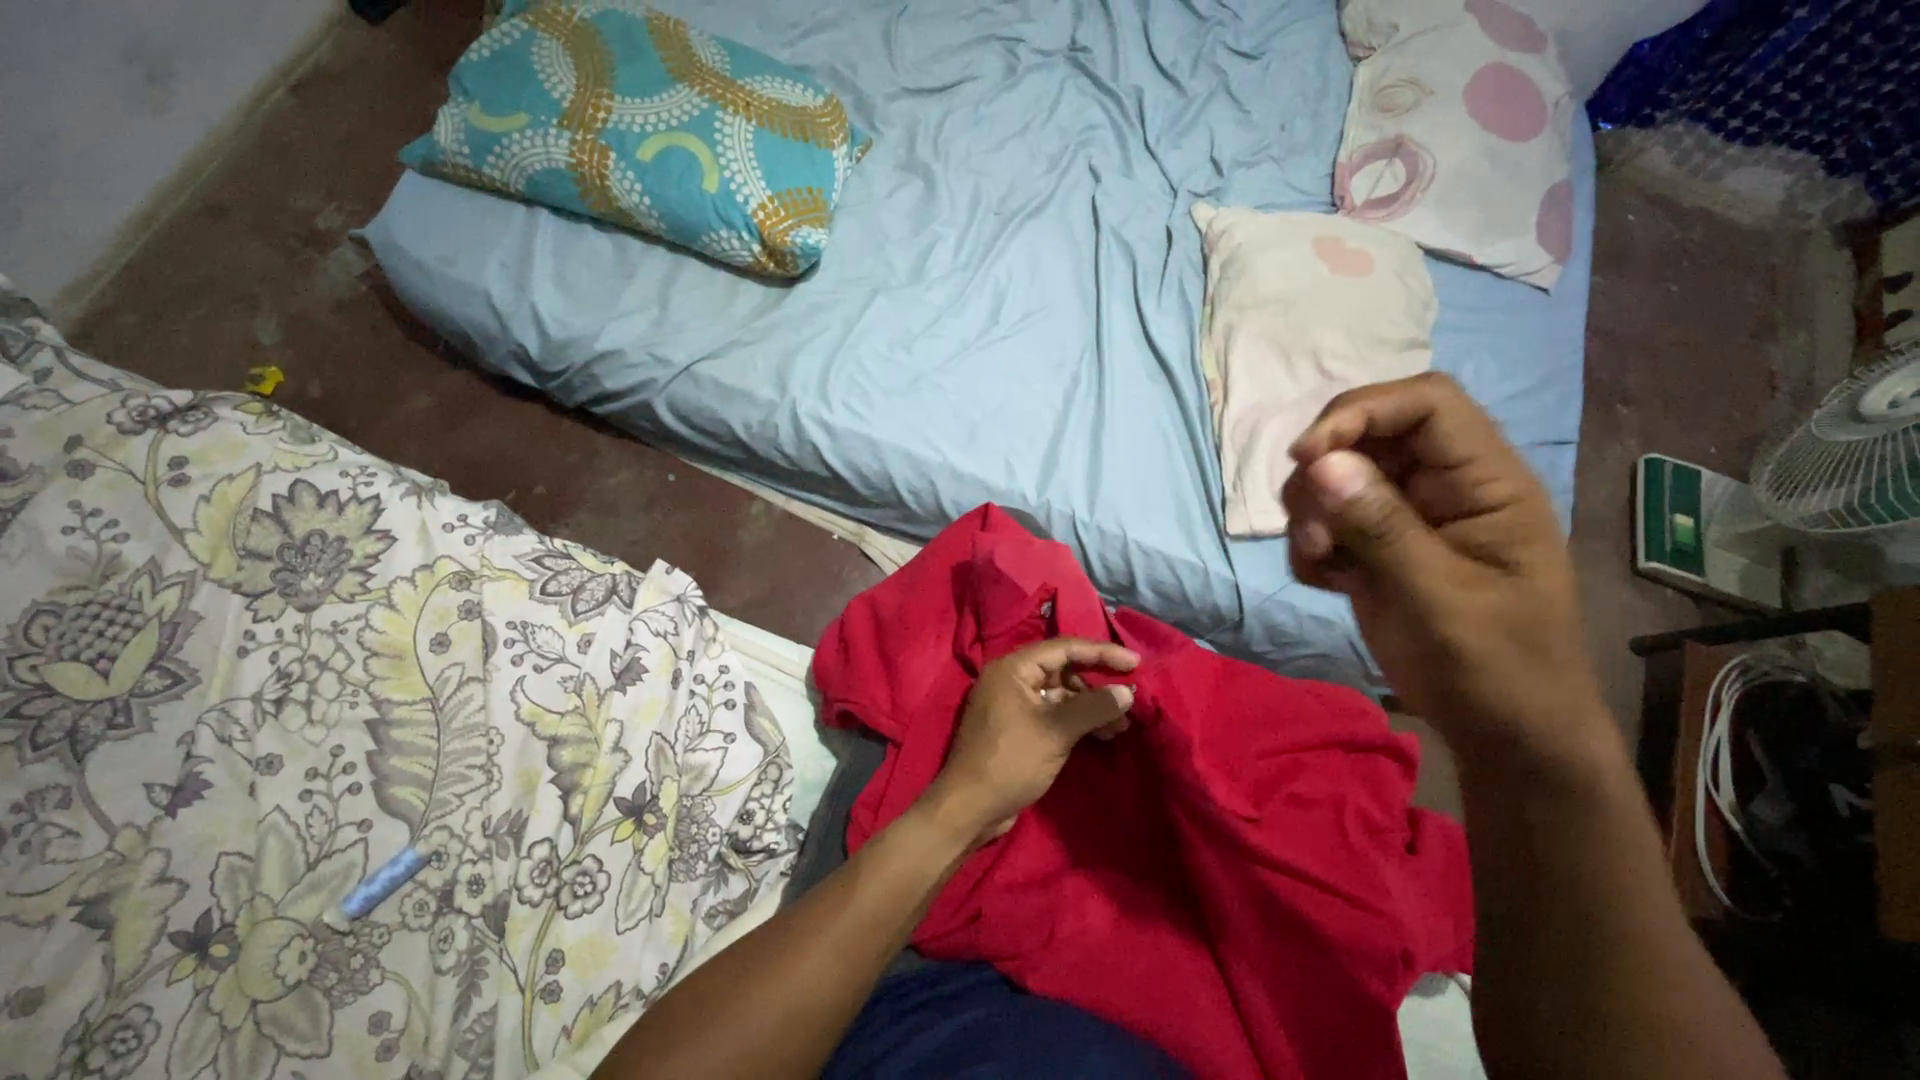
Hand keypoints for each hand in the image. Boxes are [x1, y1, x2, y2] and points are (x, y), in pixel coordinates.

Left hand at [921, 638, 1139, 844]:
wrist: (970, 808)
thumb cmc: (1010, 761)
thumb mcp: (1055, 731)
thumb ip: (1093, 707)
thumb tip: (1127, 692)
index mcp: (1012, 669)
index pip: (1064, 648)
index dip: (1102, 652)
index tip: (1135, 662)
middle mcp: (1011, 680)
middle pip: (1063, 669)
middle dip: (1098, 683)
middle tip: (1132, 696)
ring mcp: (1014, 705)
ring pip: (1061, 694)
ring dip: (1092, 706)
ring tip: (1122, 725)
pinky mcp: (1019, 728)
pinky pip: (1054, 713)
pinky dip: (1078, 720)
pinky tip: (1103, 734)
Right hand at [1280, 373, 1606, 765]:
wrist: (1505, 736)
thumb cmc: (1498, 666)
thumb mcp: (1440, 597)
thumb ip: (1381, 527)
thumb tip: (1319, 461)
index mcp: (1486, 482)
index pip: (1425, 404)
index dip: (1361, 412)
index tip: (1308, 456)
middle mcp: (1444, 488)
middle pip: (1368, 435)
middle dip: (1324, 472)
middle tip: (1312, 528)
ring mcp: (1408, 521)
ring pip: (1337, 478)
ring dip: (1311, 511)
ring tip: (1320, 560)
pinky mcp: (1378, 552)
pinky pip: (1327, 522)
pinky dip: (1312, 546)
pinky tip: (1327, 582)